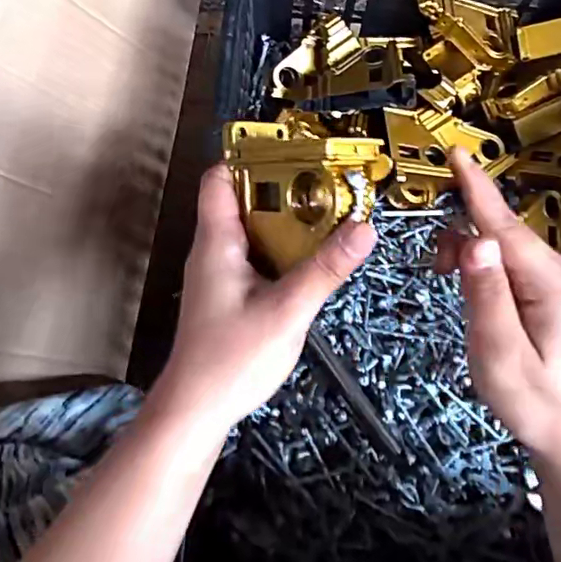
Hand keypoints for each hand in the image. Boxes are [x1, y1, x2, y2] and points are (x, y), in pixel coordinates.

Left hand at [152, 164, 377, 433]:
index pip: (220, 177)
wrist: (197, 408)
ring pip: (256, 228)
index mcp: (217, 242)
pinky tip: (312, 259)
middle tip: (327, 185)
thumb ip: (325, 269)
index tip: (295, 153)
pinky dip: (285, 249)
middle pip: (245, 198)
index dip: (253, 157)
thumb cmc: (228, 361)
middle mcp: (215, 249)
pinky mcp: (232, 291)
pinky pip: (260, 254)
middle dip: (286, 189)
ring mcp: (222, 271)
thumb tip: (362, 229)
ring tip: (328, 216)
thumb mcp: (287, 311)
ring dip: (289, 221)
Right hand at [434, 147, 560, 461]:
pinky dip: (474, 263)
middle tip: (439, 268)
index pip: (503, 223)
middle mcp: (552, 271)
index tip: (457, 156)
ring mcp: (547, 279)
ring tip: (450, 283)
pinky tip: (467, 286)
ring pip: (495, 243)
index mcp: (548, 282)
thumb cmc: (536, 399)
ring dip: (465, 252)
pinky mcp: (538, 288)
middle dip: (460, 235)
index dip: (476, 187)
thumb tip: (475, 241)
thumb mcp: (500, 352)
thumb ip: (486, 295)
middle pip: (497, 229)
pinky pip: (499, 259)